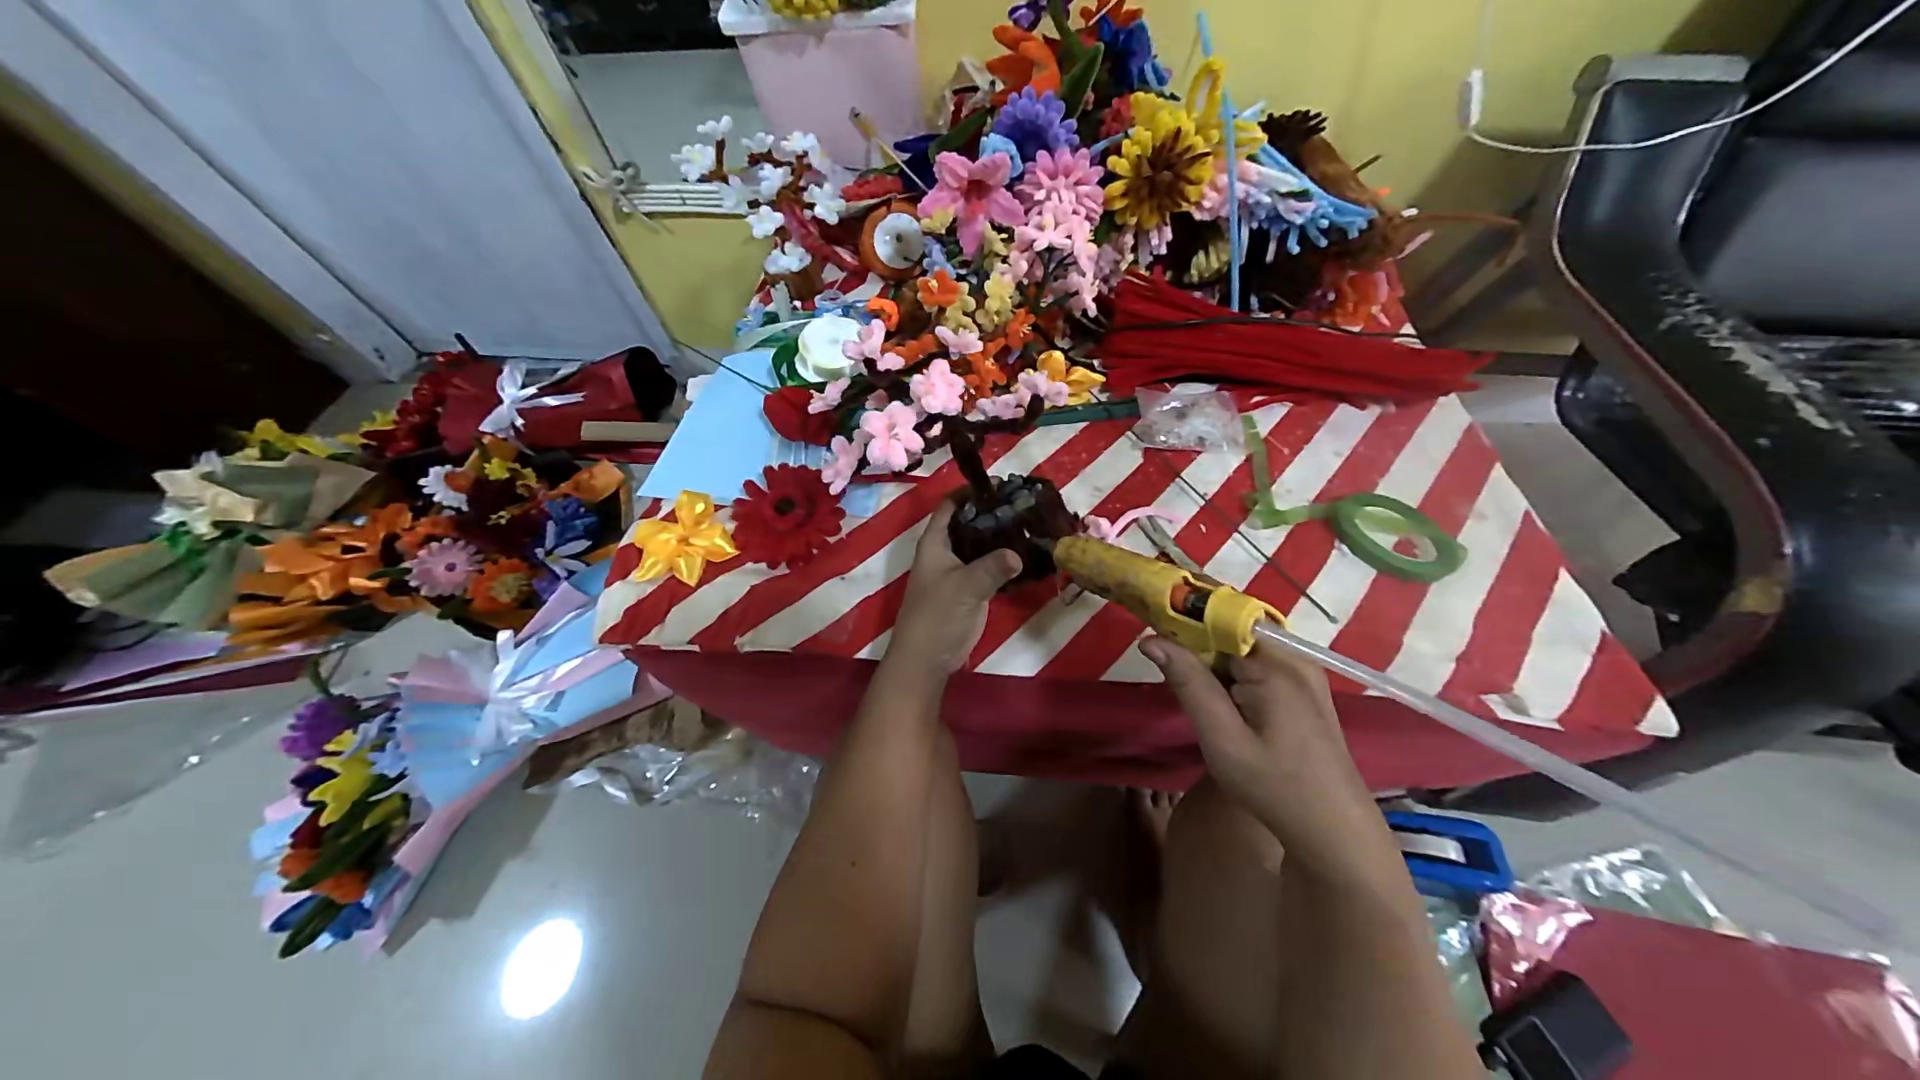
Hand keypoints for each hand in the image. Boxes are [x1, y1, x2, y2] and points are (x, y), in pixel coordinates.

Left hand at [888, 497, 1021, 673]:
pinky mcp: (968, 592)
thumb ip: (993, 567)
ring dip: (998, 539)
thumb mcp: (966, 586)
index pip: (948, 507)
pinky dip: (1002, 562)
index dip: (967, 493)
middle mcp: (944, 553)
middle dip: (990, 514)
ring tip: (1028, 526)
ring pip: (979, 547)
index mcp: (934, 544)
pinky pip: (987, 569)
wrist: (926, 659)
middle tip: (1021, 505)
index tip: (996, 485)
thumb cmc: (937, 615)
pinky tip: (1025, 557)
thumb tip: (1019, 554)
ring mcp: (956, 573)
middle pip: (967, 525)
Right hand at [1139, 636, 1375, 842]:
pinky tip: (1219, 703)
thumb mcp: (1222, 738)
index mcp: (1277, 665)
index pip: (1220, 622)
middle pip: (1232, 633)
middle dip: (1196, 645)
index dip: (1184, 622)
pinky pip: (1258, 666)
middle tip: (1168, 672)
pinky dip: (1231, 675)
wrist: (1334, 831)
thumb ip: (1189, 683)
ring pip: (1243, 650)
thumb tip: (1151, 638)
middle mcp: (1295, 659)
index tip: (1152, 632)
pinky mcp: (1304, 691)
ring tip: (1191, 691)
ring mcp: (1304, 674)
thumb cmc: (1274, 786)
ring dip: (1211, 662)